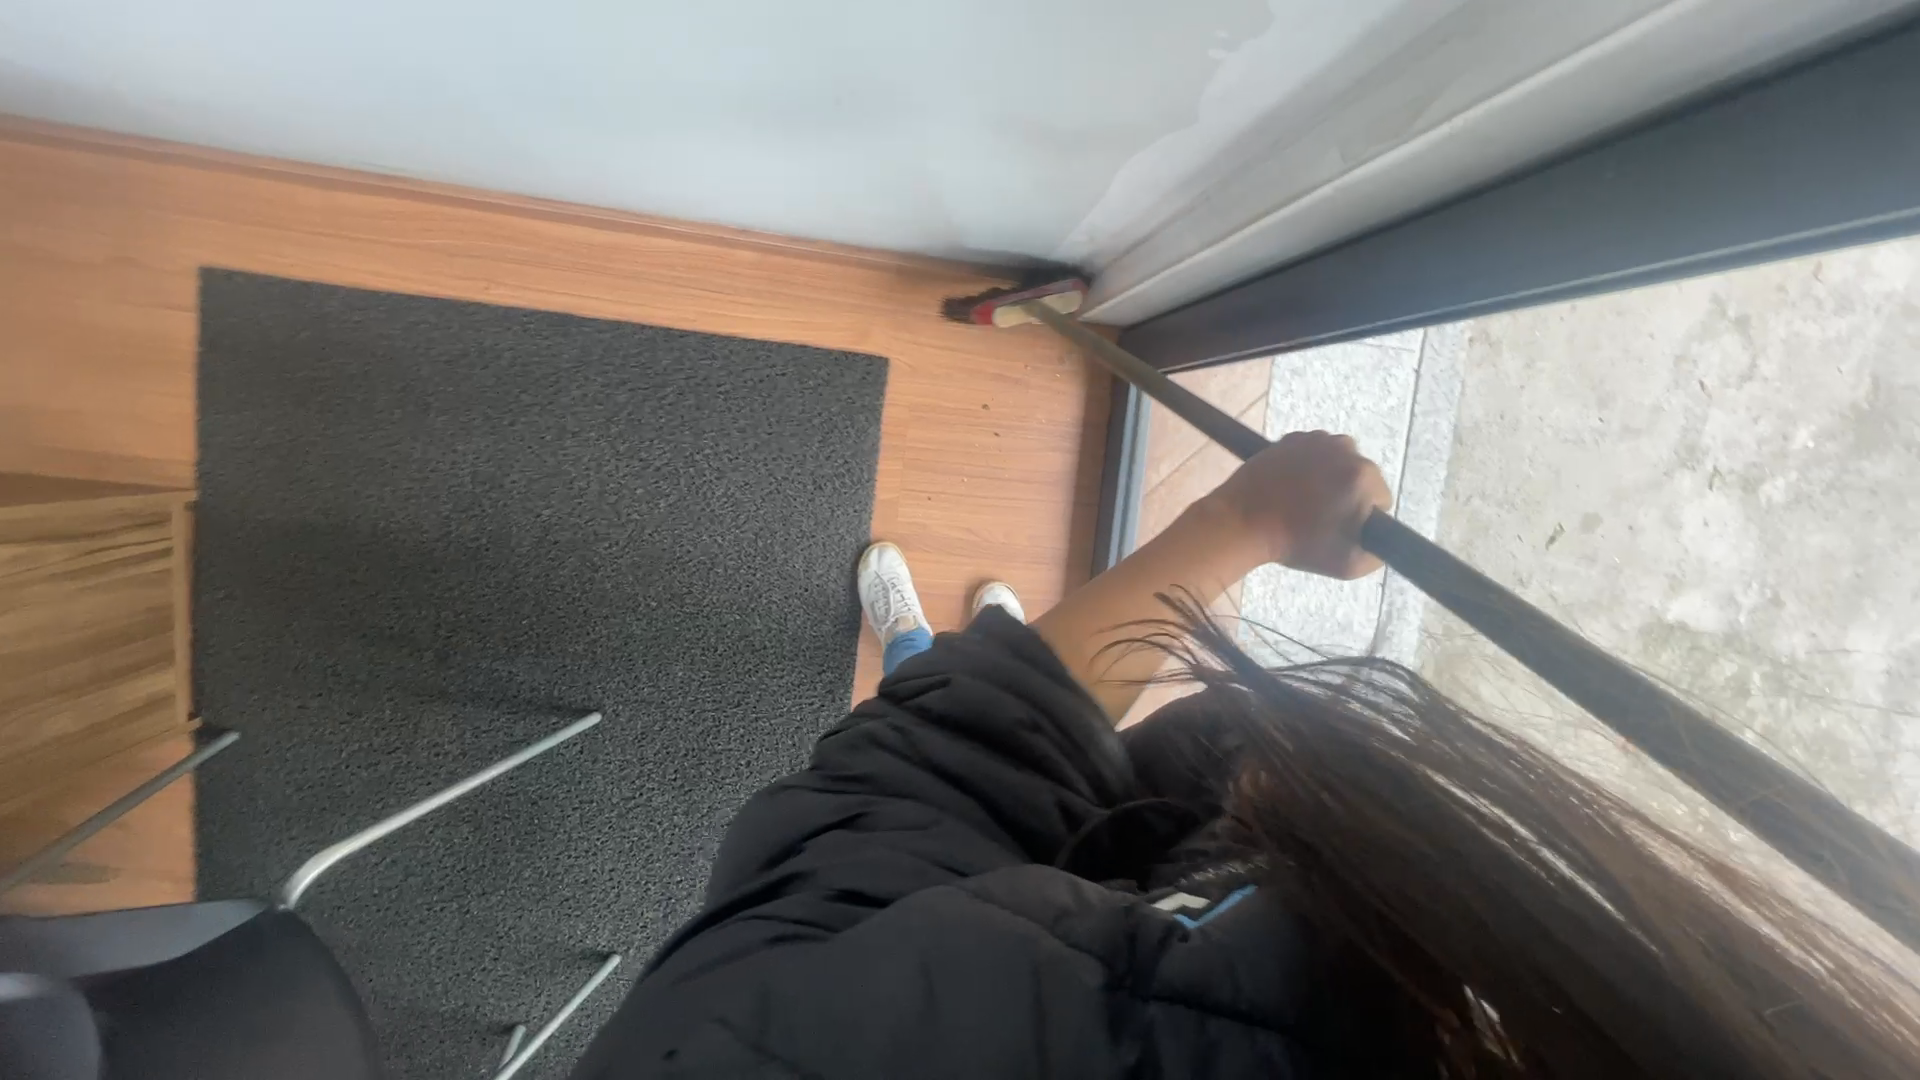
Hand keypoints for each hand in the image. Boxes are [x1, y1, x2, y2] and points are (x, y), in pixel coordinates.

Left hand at [1205, 431, 1390, 578]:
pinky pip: (1310, 454)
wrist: (1240, 522)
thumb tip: (1379, 540)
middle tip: (1317, 516)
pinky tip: (1288, 486)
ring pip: (1335, 463)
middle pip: (1358, 477)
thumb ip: (1376, 554)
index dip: (1362, 517)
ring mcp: (1314, 438)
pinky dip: (1305, 466)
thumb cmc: (1294, 544)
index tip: (1338, 527)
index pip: (1379, 499)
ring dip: (1326, 478)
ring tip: (1300, 501)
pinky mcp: (1289, 438)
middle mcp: (1344, 448)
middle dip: (1345, 494)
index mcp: (1363, 475)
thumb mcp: (1347, 565)